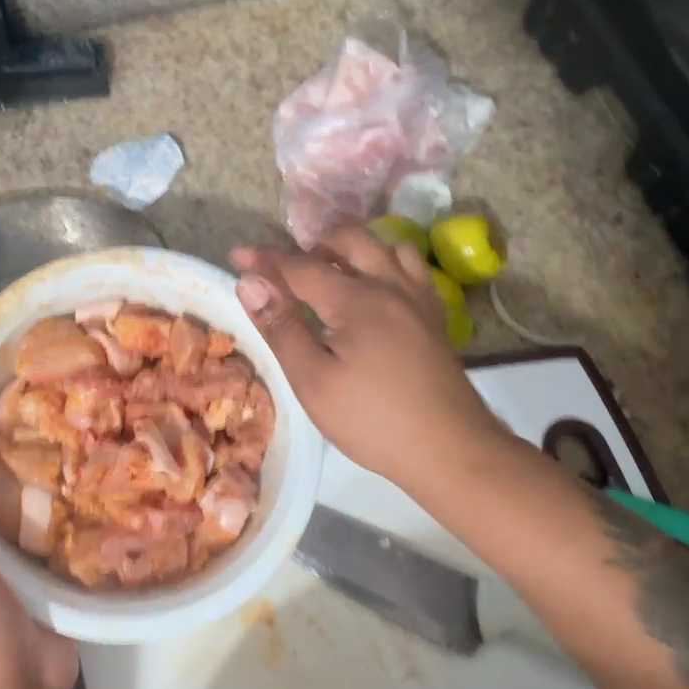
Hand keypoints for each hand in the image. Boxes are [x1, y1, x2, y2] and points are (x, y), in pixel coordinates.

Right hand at [230, 225, 520, 488]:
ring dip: (352, 248)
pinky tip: (375, 289)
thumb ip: (282, 328)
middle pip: (349, 239)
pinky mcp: (434, 316)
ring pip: (385, 246)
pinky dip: (385, 263)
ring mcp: (418, 299)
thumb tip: (250, 283)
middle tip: (286, 270)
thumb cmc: (373, 421)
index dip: (266, 260)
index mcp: (356, 300)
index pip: (301, 266)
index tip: (236, 255)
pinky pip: (411, 268)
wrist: (451, 449)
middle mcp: (390, 286)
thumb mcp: (313, 381)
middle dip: (311, 244)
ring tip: (330, 273)